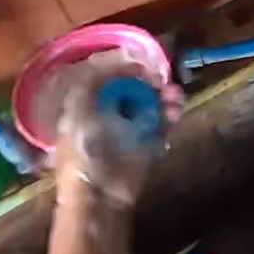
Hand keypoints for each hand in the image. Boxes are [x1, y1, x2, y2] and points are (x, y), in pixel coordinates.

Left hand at [53, 64, 182, 206]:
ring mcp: (133, 128)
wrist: (101, 194)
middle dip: (150, 80)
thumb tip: (113, 59)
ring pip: (154, 103)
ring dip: (165, 95)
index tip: (141, 62)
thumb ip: (91, 81)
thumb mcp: (78, 109)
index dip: (125, 68)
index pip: (110, 78)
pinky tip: (175, 109)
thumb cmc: (83, 150)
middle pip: (136, 87)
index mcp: (89, 104)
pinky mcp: (151, 143)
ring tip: (174, 94)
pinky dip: (173, 113)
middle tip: (160, 78)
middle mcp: (112, 113)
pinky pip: (166, 122)